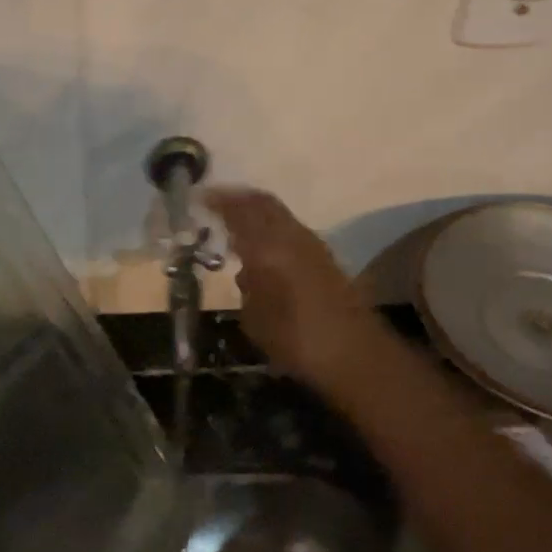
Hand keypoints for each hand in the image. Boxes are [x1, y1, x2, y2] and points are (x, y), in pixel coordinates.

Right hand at [203, 187, 384, 390]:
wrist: (353, 353)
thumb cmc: (295, 340)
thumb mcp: (256, 319)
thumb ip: (247, 289)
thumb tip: (246, 273)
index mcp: (269, 248)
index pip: (240, 210)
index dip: (218, 200)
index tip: (198, 198)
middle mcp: (292, 237)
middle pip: (263, 203)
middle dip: (238, 200)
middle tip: (215, 203)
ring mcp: (313, 246)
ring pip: (279, 216)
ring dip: (256, 214)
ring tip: (234, 225)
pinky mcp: (325, 259)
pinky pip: (290, 232)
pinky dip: (271, 231)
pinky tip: (260, 249)